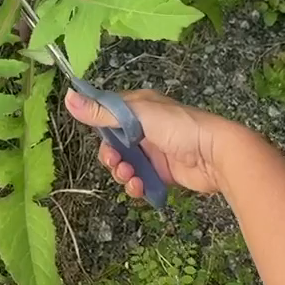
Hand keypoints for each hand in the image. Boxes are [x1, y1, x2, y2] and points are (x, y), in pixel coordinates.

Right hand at [61, 89, 243, 198]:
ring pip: (125, 164)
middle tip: (117, 162)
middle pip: (113, 143)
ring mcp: (153, 151)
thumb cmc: (179, 127)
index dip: (99, 127)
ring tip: (131, 177)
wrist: (216, 154)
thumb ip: (102, 112)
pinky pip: (139, 180)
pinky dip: (136, 185)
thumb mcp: (137, 116)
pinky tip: (141, 188)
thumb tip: (68, 97)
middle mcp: (145, 127)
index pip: (108, 114)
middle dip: (111, 156)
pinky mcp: (162, 172)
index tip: (98, 138)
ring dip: (122, 173)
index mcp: (139, 106)